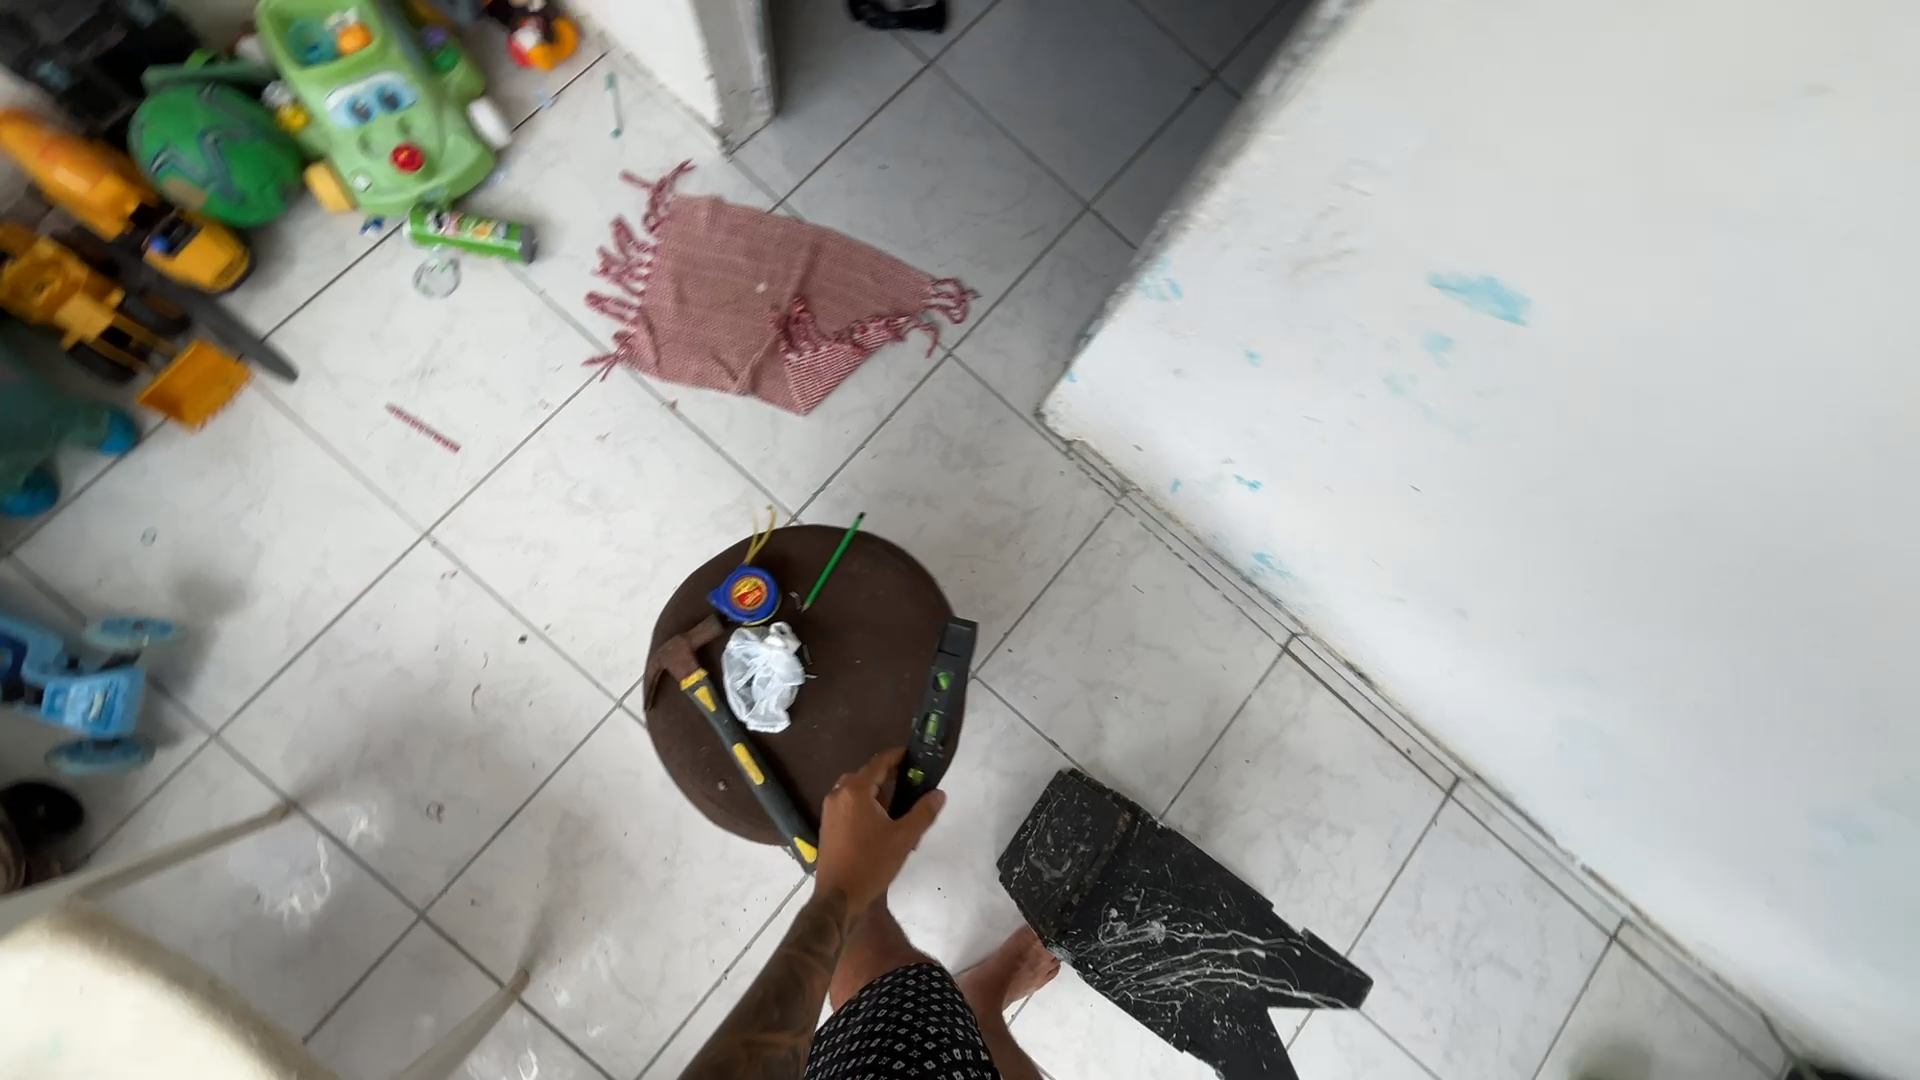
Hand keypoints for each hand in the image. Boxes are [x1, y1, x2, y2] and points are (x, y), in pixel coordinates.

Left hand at [813, 747, 945, 914]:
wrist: (838, 898)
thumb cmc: (871, 864)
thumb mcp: (904, 838)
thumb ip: (923, 812)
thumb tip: (939, 794)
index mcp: (855, 791)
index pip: (879, 762)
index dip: (897, 756)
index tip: (914, 756)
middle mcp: (838, 794)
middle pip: (866, 775)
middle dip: (888, 776)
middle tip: (910, 784)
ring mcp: (829, 810)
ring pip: (856, 790)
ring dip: (876, 792)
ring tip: (898, 807)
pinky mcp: (827, 825)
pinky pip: (848, 804)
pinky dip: (864, 805)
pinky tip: (879, 823)